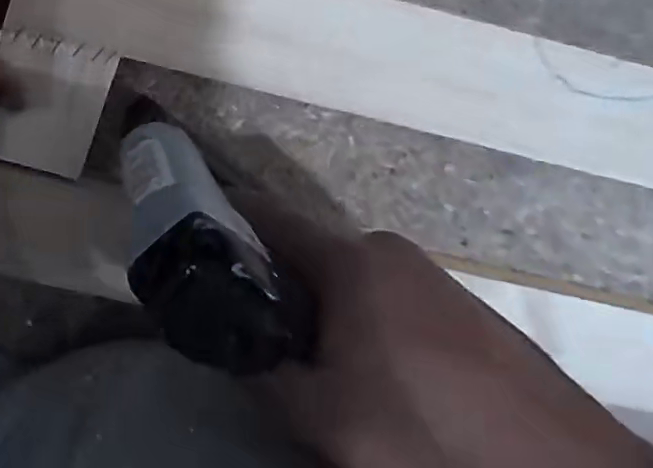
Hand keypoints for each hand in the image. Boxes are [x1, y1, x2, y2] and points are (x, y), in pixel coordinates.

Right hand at [245, 202, 652, 467]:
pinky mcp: (458, 305)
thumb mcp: (329, 420)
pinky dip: (362, 322)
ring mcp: (427, 274)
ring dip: (321, 309)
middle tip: (253, 329)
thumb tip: (232, 350)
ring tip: (313, 362)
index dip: (226, 220)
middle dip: (274, 284)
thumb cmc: (431, 435)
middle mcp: (386, 249)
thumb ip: (268, 379)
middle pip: (307, 253)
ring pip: (348, 280)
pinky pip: (387, 299)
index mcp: (351, 259)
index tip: (194, 238)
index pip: (269, 217)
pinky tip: (374, 374)